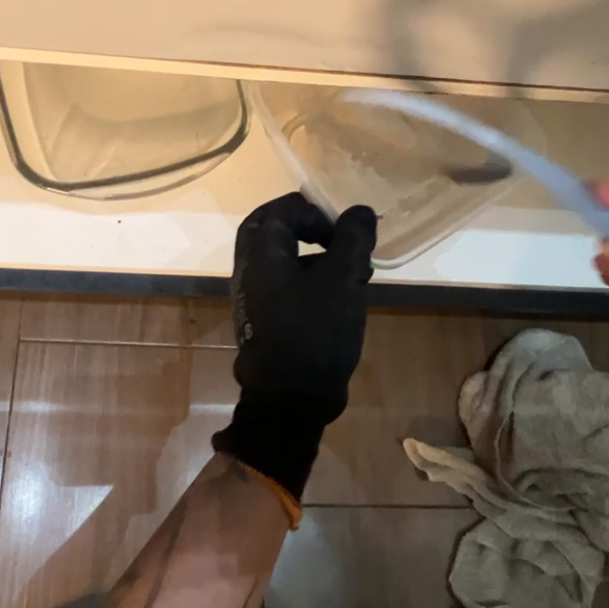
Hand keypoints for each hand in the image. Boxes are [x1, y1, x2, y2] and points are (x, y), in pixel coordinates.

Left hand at [212, 192, 377, 497]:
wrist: (289, 396)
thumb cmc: (314, 330)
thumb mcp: (343, 279)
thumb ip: (352, 239)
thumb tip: (359, 212)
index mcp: (261, 254)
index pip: (281, 211)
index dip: (313, 212)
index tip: (340, 231)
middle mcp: (249, 270)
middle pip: (266, 229)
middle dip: (298, 223)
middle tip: (328, 229)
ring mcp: (252, 297)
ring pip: (273, 257)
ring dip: (304, 251)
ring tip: (343, 265)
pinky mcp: (262, 319)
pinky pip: (280, 283)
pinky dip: (303, 276)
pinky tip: (334, 295)